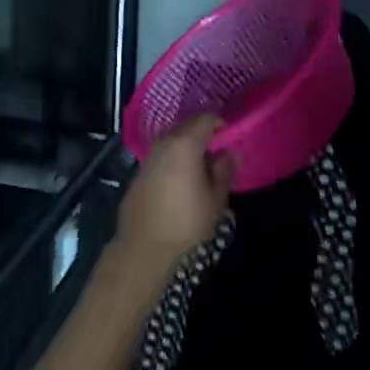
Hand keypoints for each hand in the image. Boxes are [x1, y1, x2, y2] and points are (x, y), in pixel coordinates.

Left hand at [115, 114, 236, 274]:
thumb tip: (231, 152)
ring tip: (202, 167)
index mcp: (184, 146)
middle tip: (219, 151)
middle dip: (202, 134)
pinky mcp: (137, 174)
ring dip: (186, 148)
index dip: (219, 123)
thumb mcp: (216, 200)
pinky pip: (160, 158)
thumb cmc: (187, 224)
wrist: (144, 250)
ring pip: (170, 143)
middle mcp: (162, 145)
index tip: (230, 135)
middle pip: (185, 128)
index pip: (204, 119)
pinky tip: (180, 180)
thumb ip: (224, 170)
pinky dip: (172, 161)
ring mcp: (146, 159)